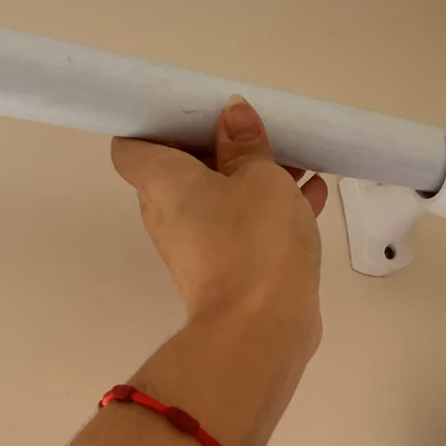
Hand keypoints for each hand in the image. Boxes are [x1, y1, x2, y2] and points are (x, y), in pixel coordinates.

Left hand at [111, 97, 326, 355]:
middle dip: (223, 149)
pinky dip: (271, 213)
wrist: (261, 330)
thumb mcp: (260, 177)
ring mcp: (199, 250)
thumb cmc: (254, 240)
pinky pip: (245, 231)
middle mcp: (170, 216)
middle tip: (259, 132)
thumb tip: (232, 116)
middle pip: (185, 171)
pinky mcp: (229, 275)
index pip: (132, 146)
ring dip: (255, 180)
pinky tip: (313, 194)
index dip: (157, 125)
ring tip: (299, 160)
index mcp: (163, 183)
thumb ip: (247, 144)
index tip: (196, 115)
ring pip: (222, 201)